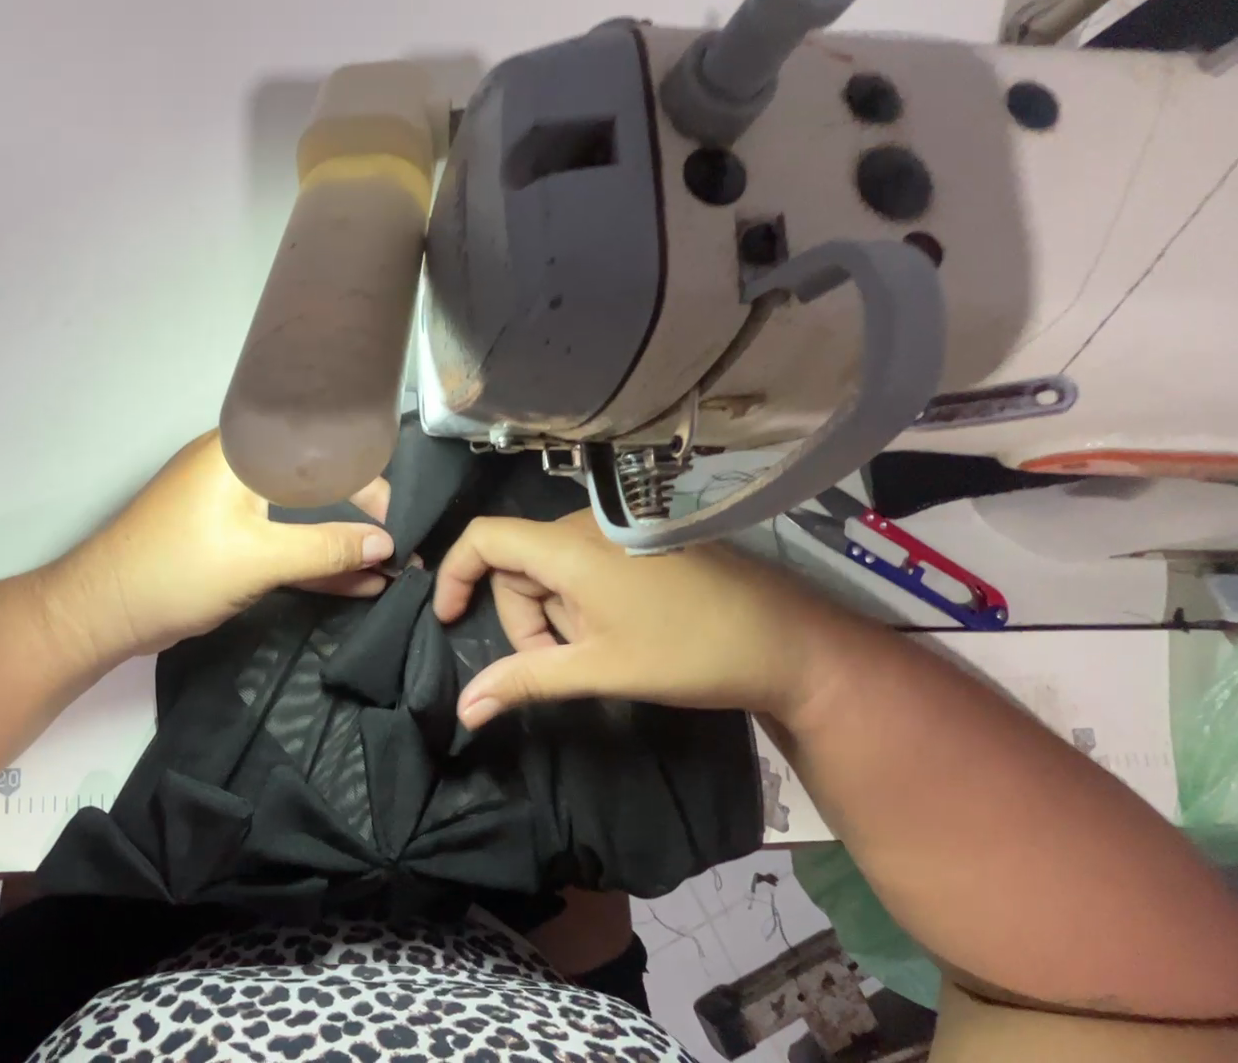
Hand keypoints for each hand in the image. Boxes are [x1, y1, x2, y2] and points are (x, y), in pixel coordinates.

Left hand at [44, 432, 395, 658]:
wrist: (105, 611)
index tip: (395, 515)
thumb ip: (325, 549)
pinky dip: (311, 561)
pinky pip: (280, 543)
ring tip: (386, 570)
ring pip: (298, 517)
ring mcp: (231, 507)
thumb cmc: (177, 569)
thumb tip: (387, 547)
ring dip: (338, 544)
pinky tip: (353, 583)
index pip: (319, 446)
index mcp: (242, 450)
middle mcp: (238, 468)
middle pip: (313, 481)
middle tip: (395, 543)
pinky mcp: (227, 541)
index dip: (365, 477)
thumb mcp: (259, 558)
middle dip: (358, 514)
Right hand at [432, 510, 849, 728]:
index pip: (482, 539)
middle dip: (522, 620)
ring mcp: (611, 533)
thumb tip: (464, 710)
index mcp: (568, 547)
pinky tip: (616, 633)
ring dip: (553, 617)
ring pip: (546, 571)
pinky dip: (577, 605)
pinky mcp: (634, 544)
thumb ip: (524, 681)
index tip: (447, 621)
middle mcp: (583, 527)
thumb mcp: (598, 670)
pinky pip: (577, 568)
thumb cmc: (690, 652)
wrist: (791, 642)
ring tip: (599, 653)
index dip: (453, 575)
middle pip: (514, 565)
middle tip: (560, 665)